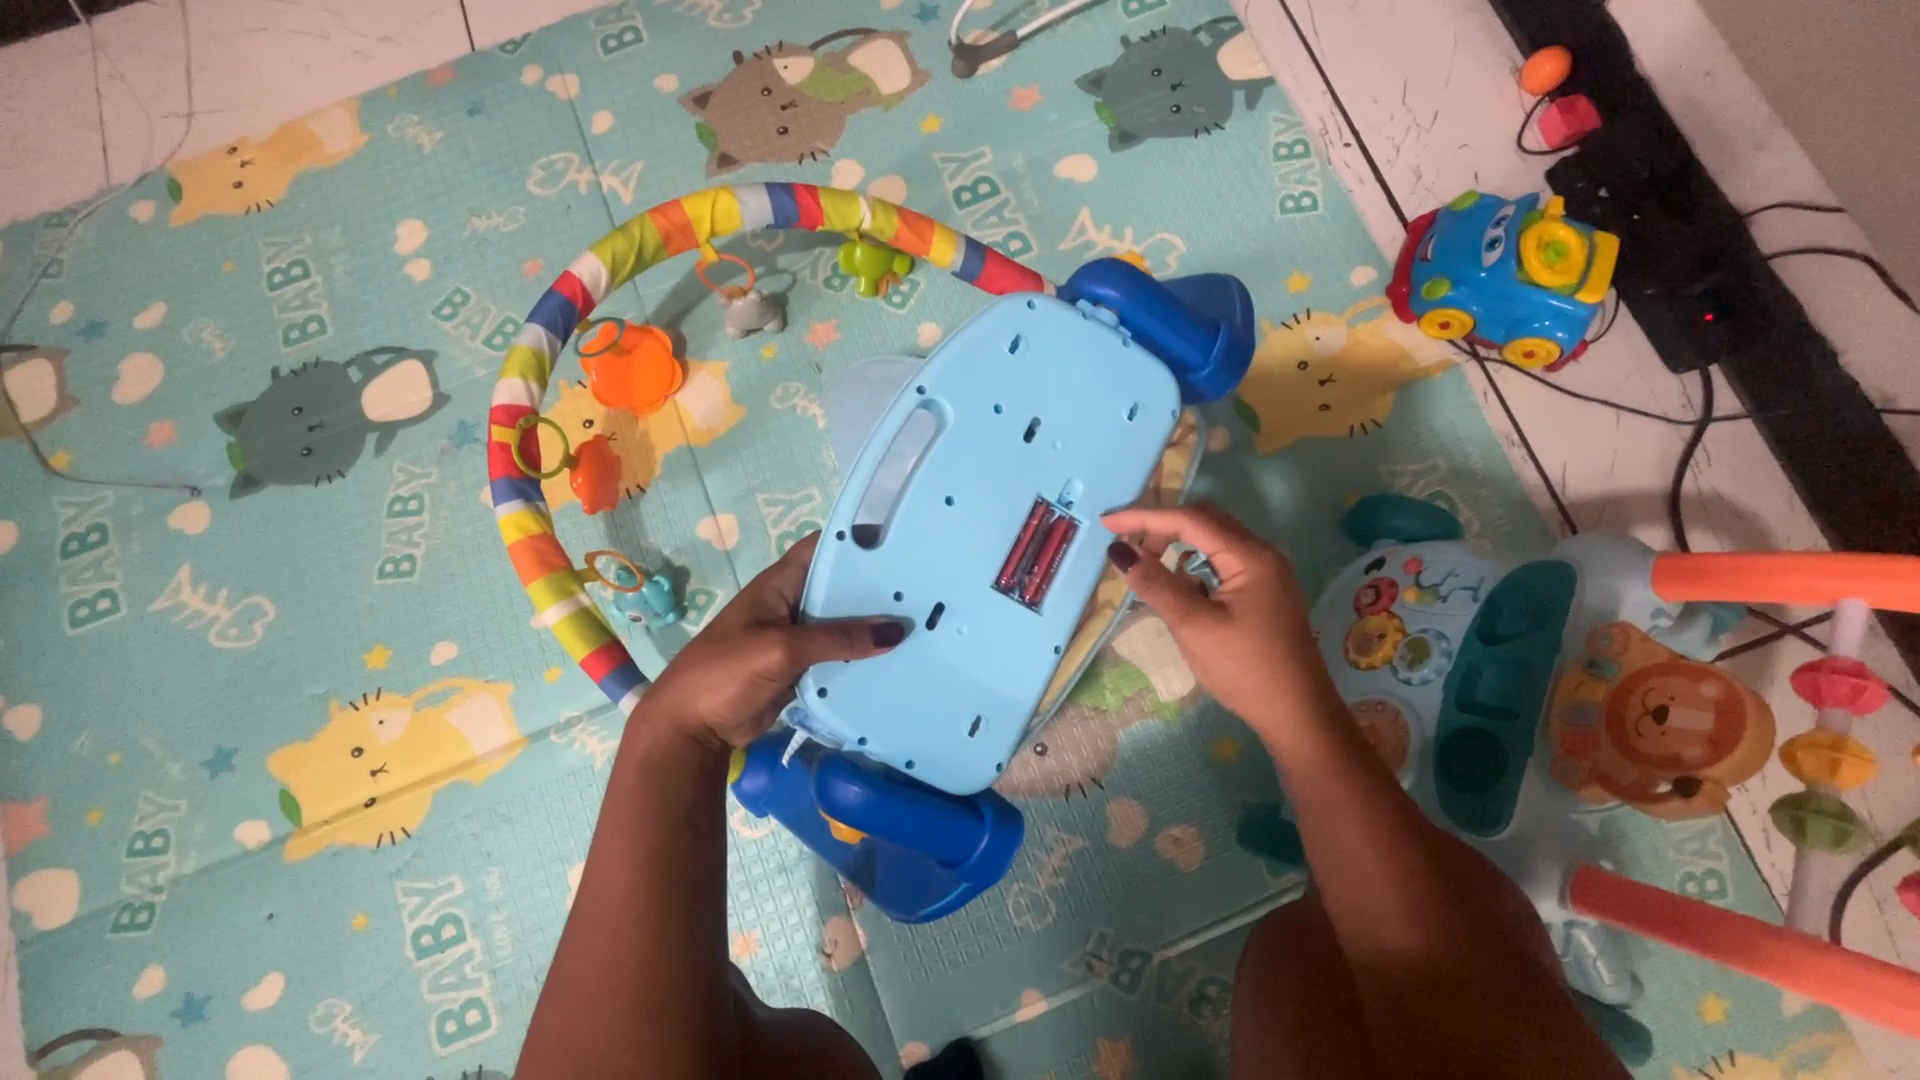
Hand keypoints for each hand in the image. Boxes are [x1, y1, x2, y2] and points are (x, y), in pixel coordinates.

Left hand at [640, 533, 906, 749]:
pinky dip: (862, 658)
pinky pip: (838, 657)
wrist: (691, 727)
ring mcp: (796, 638)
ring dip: (872, 626)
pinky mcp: (801, 669)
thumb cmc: (725, 672)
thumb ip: (838, 638)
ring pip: (842, 625)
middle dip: (876, 586)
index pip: (823, 549)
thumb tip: (896, 631)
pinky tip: (897, 658)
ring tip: (923, 621)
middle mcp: (791, 604)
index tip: (901, 542)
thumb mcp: (781, 648)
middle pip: (839, 588)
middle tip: (925, 587)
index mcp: (779, 584)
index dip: (857, 541)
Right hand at [1102, 503, 1333, 734]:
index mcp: (1249, 556)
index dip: (1144, 517)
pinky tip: (1180, 594)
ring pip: (1212, 543)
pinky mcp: (1262, 591)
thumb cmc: (1245, 670)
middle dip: (1162, 529)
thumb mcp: (1193, 627)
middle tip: (1127, 548)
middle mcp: (1261, 554)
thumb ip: (1156, 585)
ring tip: (1150, 575)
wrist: (1297, 713)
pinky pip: (1221, 564)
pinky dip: (1194, 570)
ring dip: (1177, 550)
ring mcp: (1265, 573)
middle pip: (1204, 522)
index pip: (1189, 519)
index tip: (1107, 523)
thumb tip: (1121, 551)